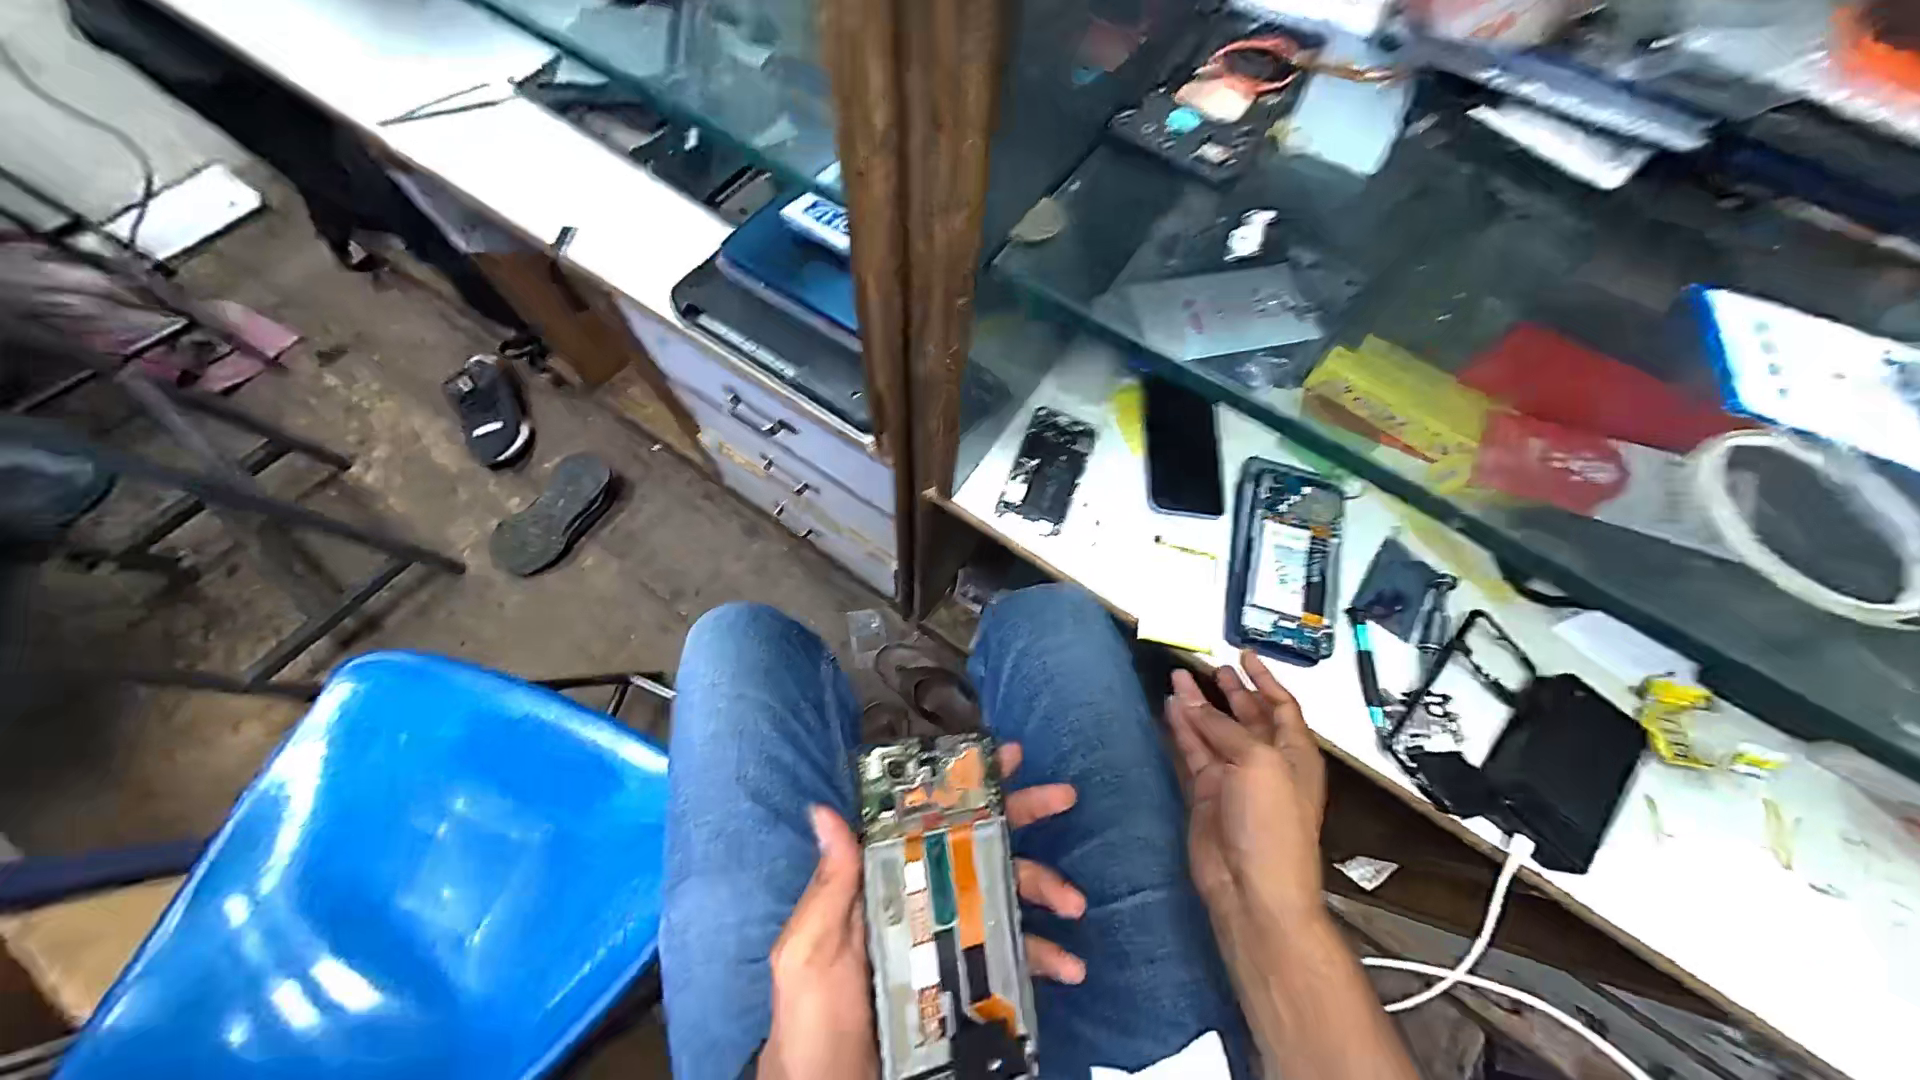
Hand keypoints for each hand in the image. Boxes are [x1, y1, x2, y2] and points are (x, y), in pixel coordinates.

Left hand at [759, 744, 1084, 1079]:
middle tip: (1063, 797)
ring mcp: (949, 934)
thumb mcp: (810, 948)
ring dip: (1046, 887)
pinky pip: (1014, 955)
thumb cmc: (814, 1016)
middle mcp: (923, 894)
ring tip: (1073, 903)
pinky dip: (1045, 955)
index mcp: (885, 876)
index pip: (928, 816)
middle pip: (978, 841)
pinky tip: (1067, 967)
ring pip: (1006, 892)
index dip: (966, 783)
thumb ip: (828, 885)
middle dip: (1023, 814)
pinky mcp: (969, 978)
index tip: (1003, 757)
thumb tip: (825, 810)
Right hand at [1165, 648, 1327, 925]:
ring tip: (1178, 679)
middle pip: (1246, 715)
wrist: (1251, 887)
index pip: (1281, 705)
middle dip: (1229, 690)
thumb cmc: (1272, 824)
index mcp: (1294, 754)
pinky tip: (1171, 709)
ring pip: (1213, 730)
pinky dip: (1182, 729)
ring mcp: (1233, 777)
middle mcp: (1265, 762)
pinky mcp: (1206, 791)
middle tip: (1208, 667)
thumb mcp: (1258, 763)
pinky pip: (1192, 750)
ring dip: (1198, 705)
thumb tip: (1189, 701)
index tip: (1246, 654)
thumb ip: (1222, 728)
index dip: (1265, 678)